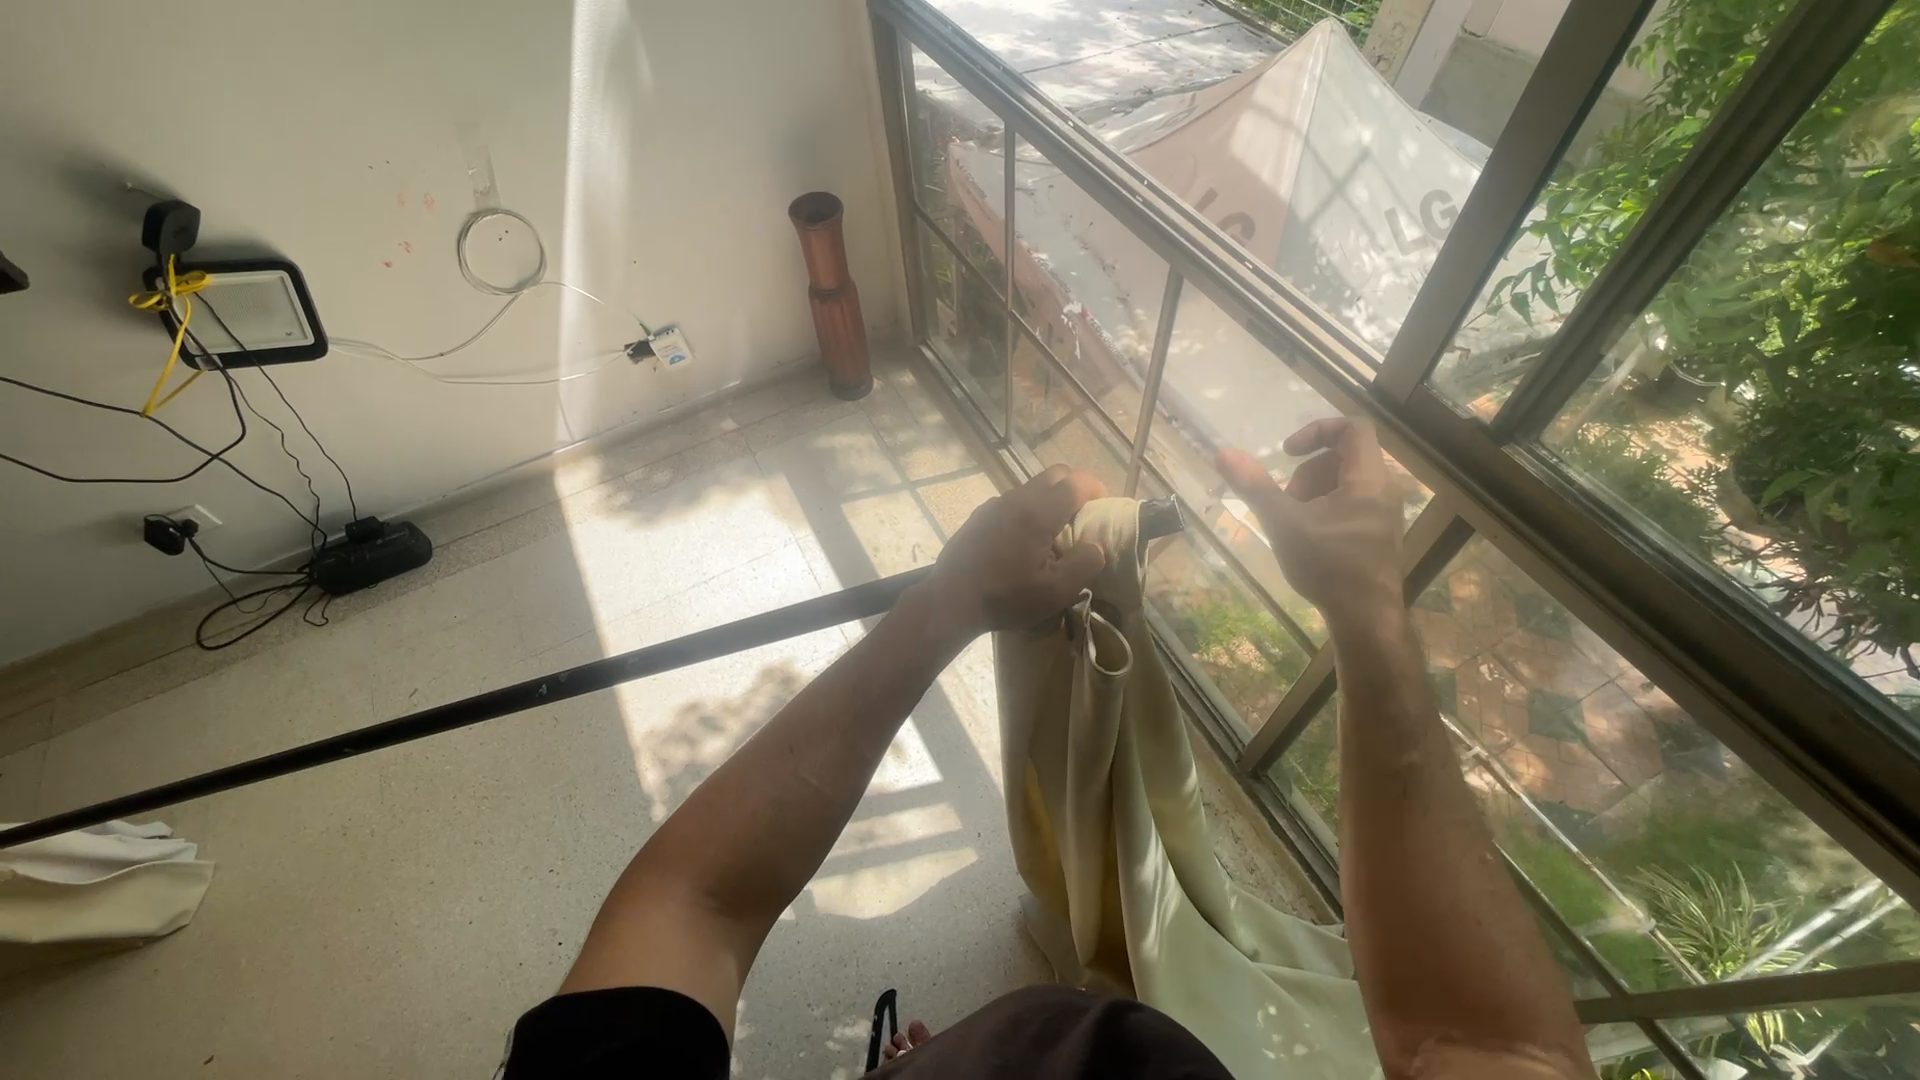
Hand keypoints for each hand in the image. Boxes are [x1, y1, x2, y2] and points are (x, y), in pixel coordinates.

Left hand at [921, 464, 1107, 636]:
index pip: (1077, 481)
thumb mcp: (1056, 591)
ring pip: (1031, 488)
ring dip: (1049, 501)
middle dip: (1074, 490)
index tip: (1103, 511)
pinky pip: (1012, 503)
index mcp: (1038, 511)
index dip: (1097, 490)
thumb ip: (1084, 564)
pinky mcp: (979, 516)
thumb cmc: (1006, 597)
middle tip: (1081, 520)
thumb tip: (1096, 546)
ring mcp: (994, 505)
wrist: (950, 600)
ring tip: (1052, 535)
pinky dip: (1026, 512)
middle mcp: (1016, 498)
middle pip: (1054, 475)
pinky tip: (1022, 544)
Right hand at [1216, 418, 1402, 627]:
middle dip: (1308, 471)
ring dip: (1313, 492)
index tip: (1287, 453)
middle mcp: (1384, 490)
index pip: (1353, 428)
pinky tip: (1308, 538)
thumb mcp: (1283, 523)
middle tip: (1286, 500)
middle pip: (1344, 457)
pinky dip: (1326, 509)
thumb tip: (1223, 453)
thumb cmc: (1328, 566)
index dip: (1317, 430)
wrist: (1365, 617)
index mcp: (1367, 479)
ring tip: (1294, 522)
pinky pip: (1352, 504)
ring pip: (1346, 482)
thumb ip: (1255, 486)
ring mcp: (1384, 514)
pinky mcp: (1379, 534)